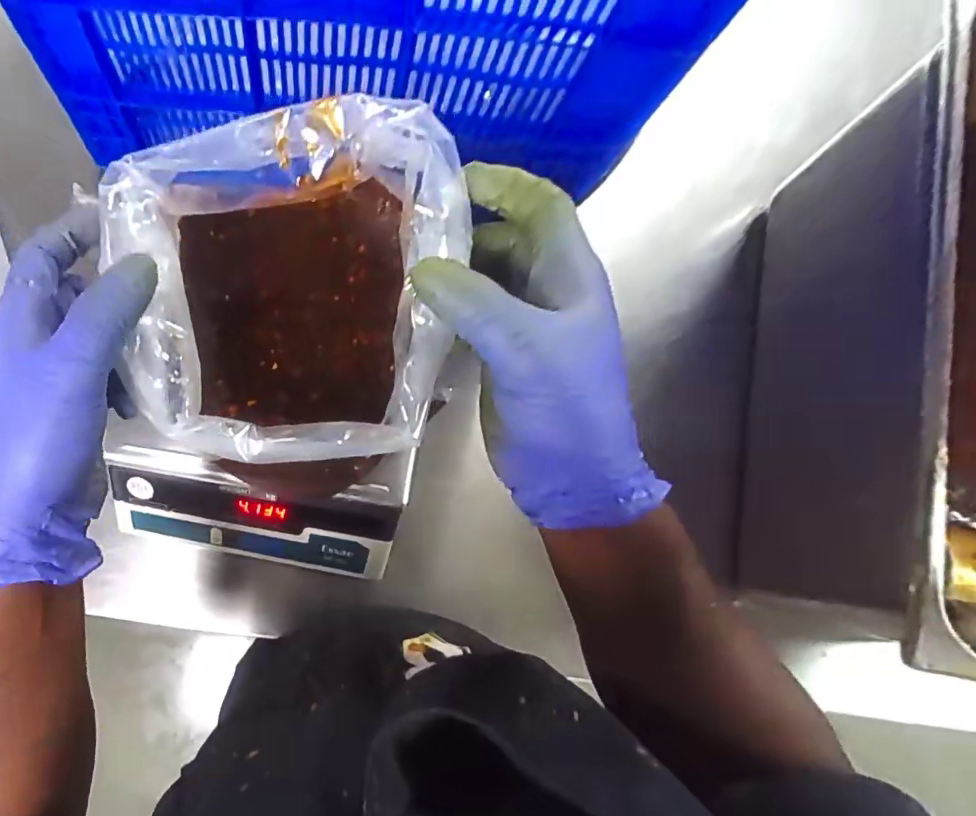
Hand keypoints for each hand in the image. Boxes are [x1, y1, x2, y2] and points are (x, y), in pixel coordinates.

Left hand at [0, 206, 157, 585]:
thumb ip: (105, 309)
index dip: (74, 230)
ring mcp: (54, 379)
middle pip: (74, 295)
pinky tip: (142, 393)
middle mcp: (34, 342)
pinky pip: (104, 376)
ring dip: (126, 336)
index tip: (118, 218)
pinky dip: (125, 377)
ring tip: (161, 341)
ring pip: (96, 338)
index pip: (43, 254)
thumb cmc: (41, 432)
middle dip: (114, 287)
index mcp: (21, 319)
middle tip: (161, 283)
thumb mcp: (74, 363)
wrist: (31, 511)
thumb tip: (141, 263)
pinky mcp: (74, 410)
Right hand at [410, 163, 667, 528]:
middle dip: (466, 229)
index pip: (543, 208)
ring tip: (405, 267)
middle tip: (413, 229)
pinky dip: (447, 312)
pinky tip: (416, 314)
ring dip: (453, 273)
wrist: (570, 476)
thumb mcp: (523, 348)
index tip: (457, 179)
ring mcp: (525, 330)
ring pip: (487, 283)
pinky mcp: (502, 360)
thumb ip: (476, 303)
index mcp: (569, 276)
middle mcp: (548, 295)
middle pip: (508, 241)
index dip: (506, 185)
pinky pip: (473, 321)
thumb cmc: (563, 407)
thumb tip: (424, 267)